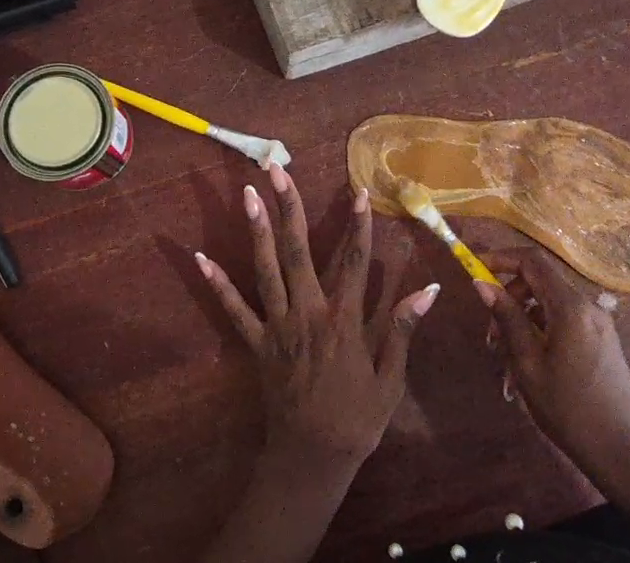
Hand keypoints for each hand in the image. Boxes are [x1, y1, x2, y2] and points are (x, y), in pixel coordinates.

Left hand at [196, 164, 439, 467]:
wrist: (311, 458)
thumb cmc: (357, 419)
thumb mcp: (390, 380)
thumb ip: (403, 330)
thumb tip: (428, 289)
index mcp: (344, 320)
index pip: (355, 262)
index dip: (359, 225)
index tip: (360, 190)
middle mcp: (308, 313)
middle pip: (298, 251)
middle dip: (289, 208)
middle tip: (277, 170)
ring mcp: (278, 326)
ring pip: (266, 270)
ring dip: (257, 230)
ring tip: (248, 194)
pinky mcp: (257, 344)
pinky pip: (235, 310)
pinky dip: (218, 284)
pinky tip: (201, 258)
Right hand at [477, 247, 629, 465]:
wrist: (621, 451)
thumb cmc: (568, 408)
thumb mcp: (528, 363)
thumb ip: (507, 318)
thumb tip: (482, 284)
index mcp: (570, 307)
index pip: (532, 261)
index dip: (501, 258)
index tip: (475, 271)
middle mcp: (588, 307)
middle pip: (539, 283)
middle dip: (509, 300)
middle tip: (491, 336)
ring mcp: (598, 324)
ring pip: (549, 307)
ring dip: (522, 324)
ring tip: (506, 365)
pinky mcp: (601, 341)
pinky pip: (563, 324)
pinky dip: (541, 336)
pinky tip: (527, 371)